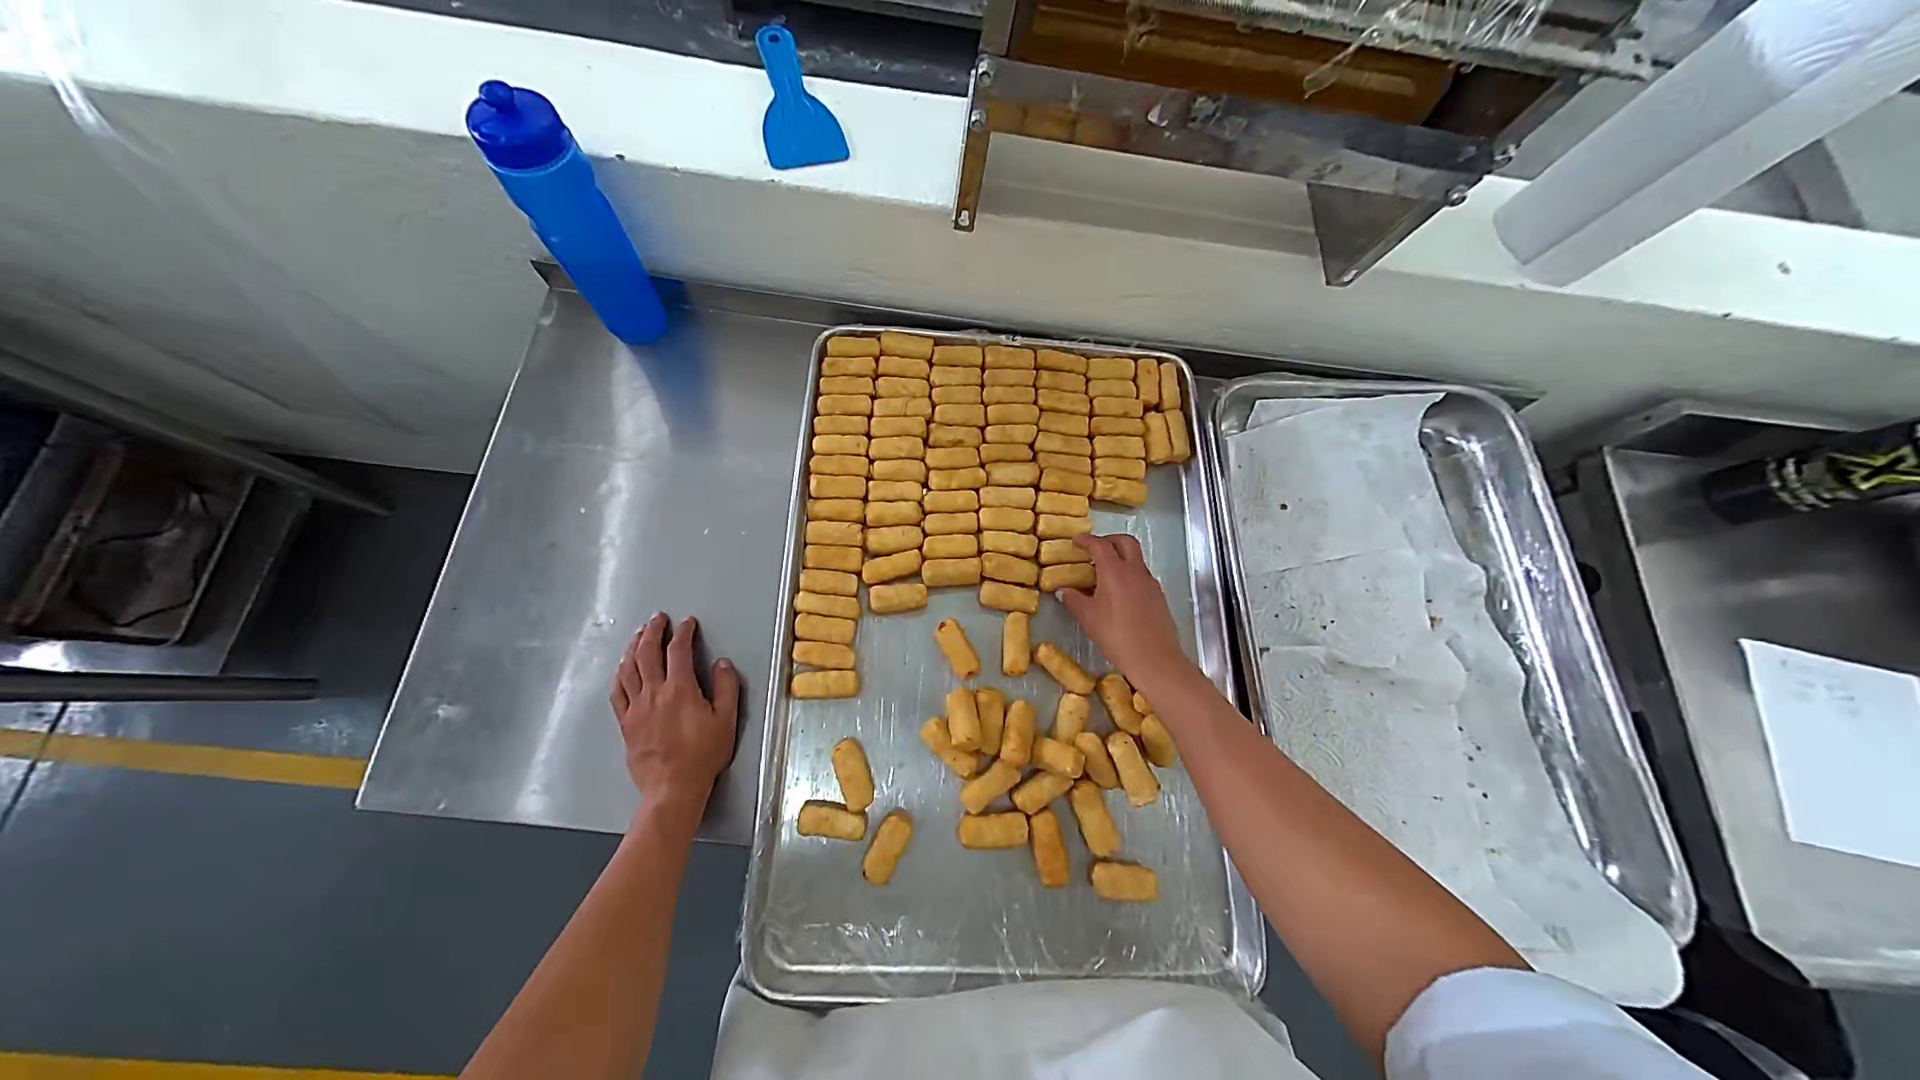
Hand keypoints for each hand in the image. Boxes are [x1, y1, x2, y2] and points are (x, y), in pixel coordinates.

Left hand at [609, 613, 740, 811]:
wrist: (672, 788)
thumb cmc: (702, 756)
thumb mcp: (726, 720)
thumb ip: (726, 688)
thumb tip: (722, 664)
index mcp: (680, 689)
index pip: (678, 650)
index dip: (683, 632)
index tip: (688, 623)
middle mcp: (654, 693)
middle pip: (647, 652)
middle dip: (652, 631)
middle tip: (658, 618)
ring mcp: (636, 708)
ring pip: (629, 668)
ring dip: (633, 647)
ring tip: (638, 635)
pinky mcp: (626, 723)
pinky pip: (618, 691)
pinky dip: (620, 674)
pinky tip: (623, 668)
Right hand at [1055, 534, 1191, 689]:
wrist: (1153, 657)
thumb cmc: (1116, 635)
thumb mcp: (1088, 618)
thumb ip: (1073, 600)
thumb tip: (1063, 591)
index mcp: (1115, 571)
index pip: (1100, 545)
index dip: (1087, 540)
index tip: (1076, 542)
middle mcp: (1135, 571)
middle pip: (1125, 542)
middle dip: (1109, 540)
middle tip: (1096, 549)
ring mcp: (1150, 583)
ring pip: (1136, 559)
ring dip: (1121, 558)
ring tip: (1106, 574)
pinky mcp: (1159, 596)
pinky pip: (1142, 577)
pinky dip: (1130, 576)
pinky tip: (1120, 594)